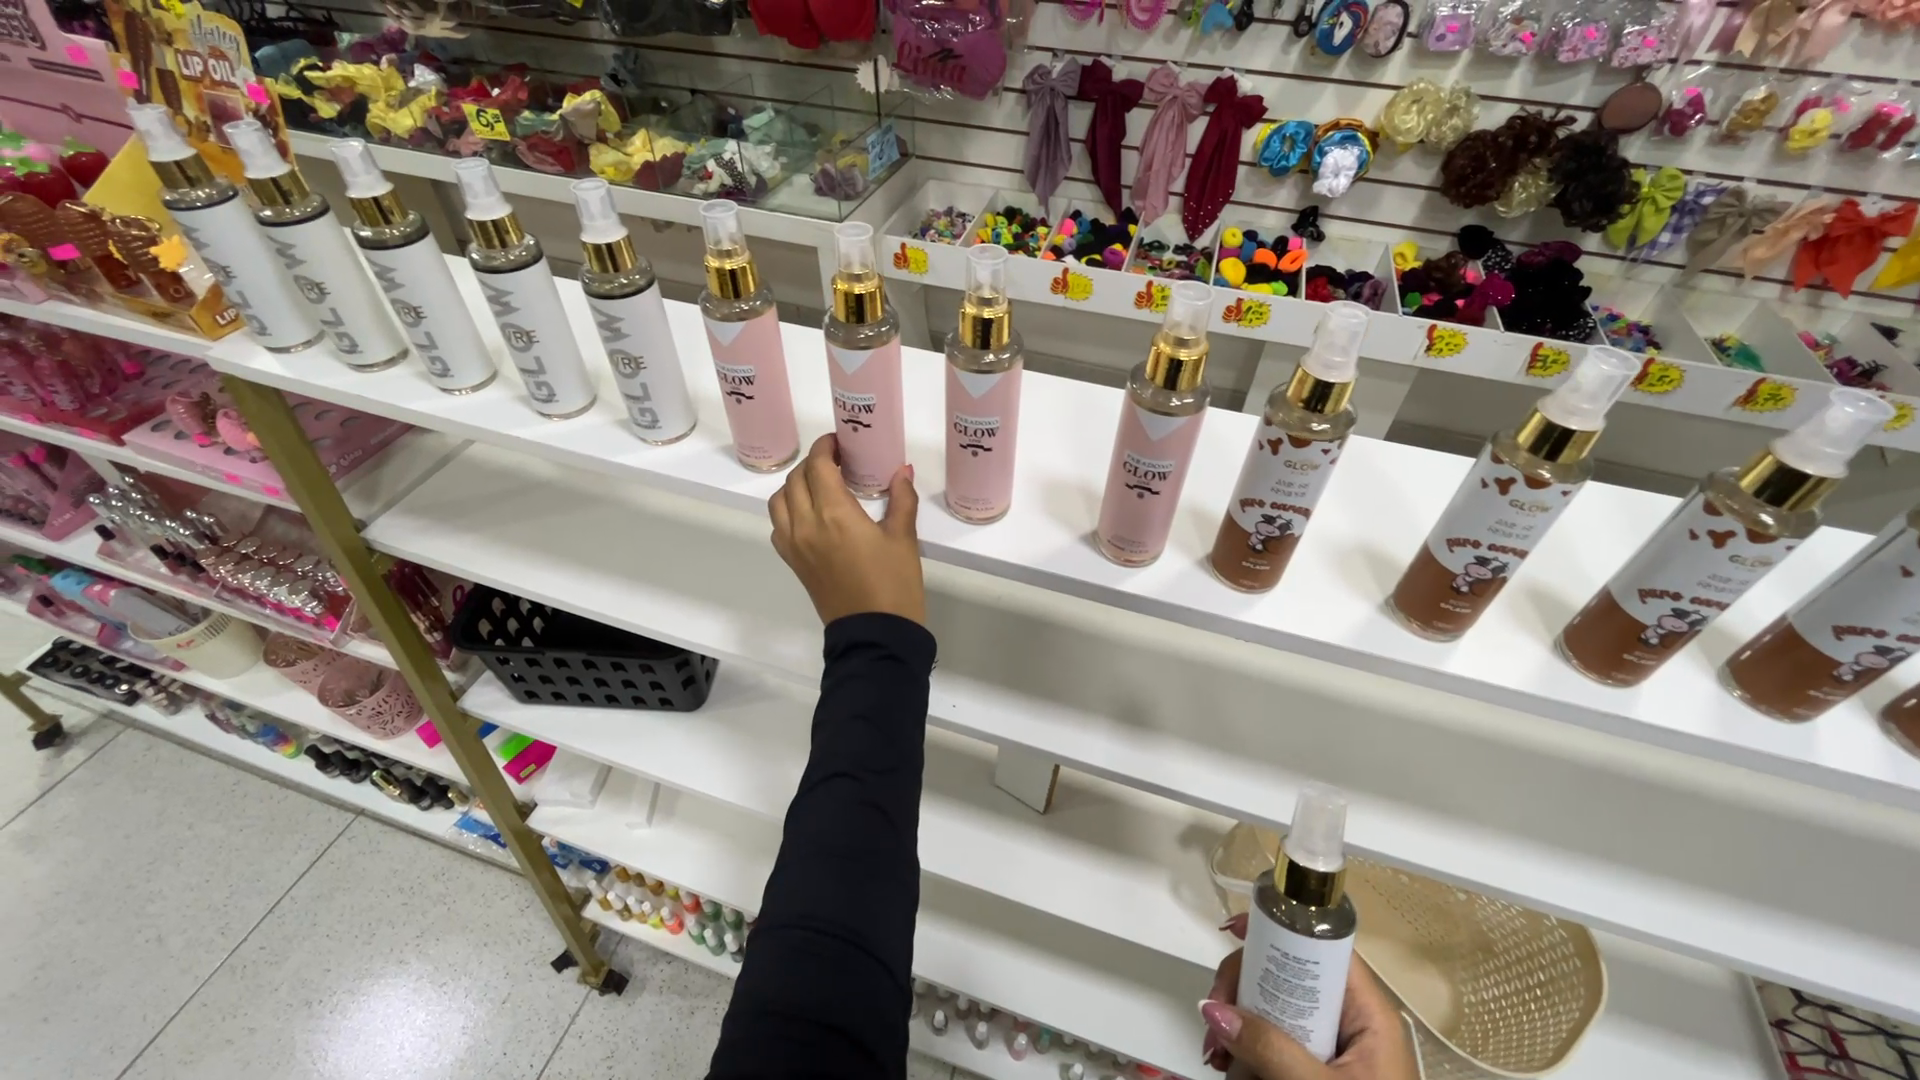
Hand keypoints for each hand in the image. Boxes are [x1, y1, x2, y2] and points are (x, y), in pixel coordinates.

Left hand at [768, 434, 925, 626]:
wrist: (875, 634)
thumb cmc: (894, 584)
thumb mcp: (903, 538)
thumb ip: (901, 499)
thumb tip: (901, 471)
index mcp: (834, 513)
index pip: (818, 466)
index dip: (825, 448)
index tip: (838, 442)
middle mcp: (806, 525)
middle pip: (796, 479)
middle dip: (813, 464)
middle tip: (835, 461)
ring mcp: (795, 546)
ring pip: (779, 502)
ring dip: (795, 486)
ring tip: (819, 485)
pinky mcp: (794, 563)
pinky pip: (779, 527)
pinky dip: (788, 511)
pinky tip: (810, 514)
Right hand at [1199, 919, 1416, 1079]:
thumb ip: (1270, 1050)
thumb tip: (1211, 1008)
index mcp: (1367, 1012)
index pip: (1320, 946)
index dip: (1278, 930)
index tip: (1231, 932)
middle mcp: (1349, 1020)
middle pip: (1286, 974)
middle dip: (1242, 989)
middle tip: (1213, 1018)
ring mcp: (1333, 1047)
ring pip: (1273, 1008)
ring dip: (1238, 1025)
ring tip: (1217, 1058)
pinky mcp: (1317, 1070)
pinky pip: (1275, 1043)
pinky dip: (1248, 1051)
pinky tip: (1231, 1069)